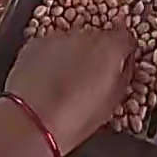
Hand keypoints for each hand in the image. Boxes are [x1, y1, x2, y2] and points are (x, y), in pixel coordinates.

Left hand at [0, 29, 133, 155]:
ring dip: (72, 56)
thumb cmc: (75, 117)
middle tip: (90, 79)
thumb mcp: (111, 103)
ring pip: (72, 42)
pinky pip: (50, 47)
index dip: (123, 49)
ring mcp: (58, 37)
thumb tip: (123, 66)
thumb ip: (122, 76)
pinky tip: (47, 80)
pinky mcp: (36, 43)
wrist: (32, 120)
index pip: (125, 37)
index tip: (121, 59)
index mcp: (109, 48)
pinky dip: (51, 58)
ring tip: (65, 84)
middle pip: (97, 38)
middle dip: (96, 55)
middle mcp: (85, 36)